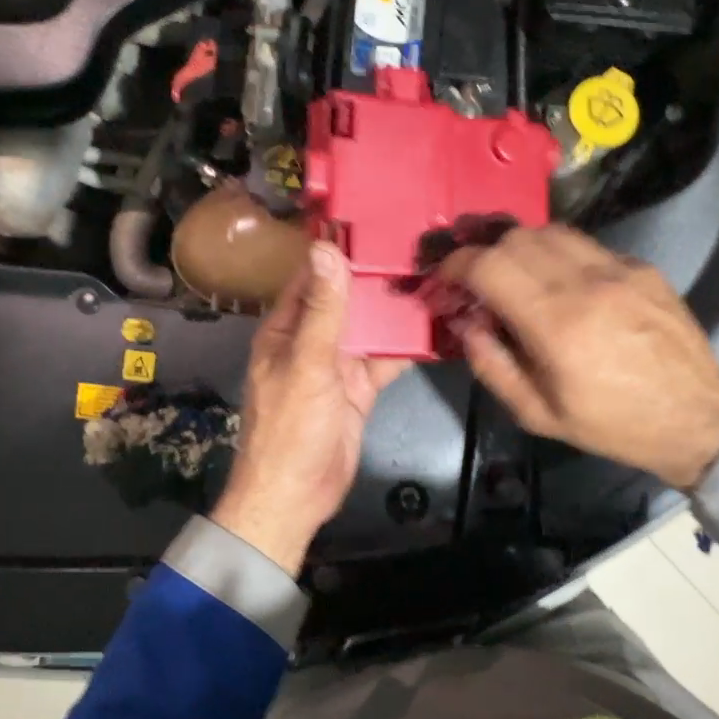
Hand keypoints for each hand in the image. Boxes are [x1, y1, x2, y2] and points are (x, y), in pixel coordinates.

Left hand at [215, 243, 407, 575]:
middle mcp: (310, 341)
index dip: (337, 252)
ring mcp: (337, 367)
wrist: (295, 496)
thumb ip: (322, 310)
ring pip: (368, 329)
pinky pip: (384, 361)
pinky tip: (433, 328)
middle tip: (418, 246)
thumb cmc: (290, 428)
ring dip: (393, 311)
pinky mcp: (359, 391)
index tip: (372, 222)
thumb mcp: (308, 363)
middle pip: (345, 301)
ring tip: (433, 278)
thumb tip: (325, 249)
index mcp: (285, 329)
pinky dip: (405, 348)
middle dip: (375, 279)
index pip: (311, 278)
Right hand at [438, 225, 718, 489]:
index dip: (455, 264)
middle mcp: (586, 283)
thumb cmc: (612, 425)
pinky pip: (586, 245)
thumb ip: (492, 364)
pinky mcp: (642, 268)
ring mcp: (618, 269)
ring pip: (551, 231)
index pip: (488, 265)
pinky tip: (563, 284)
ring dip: (521, 247)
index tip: (444, 277)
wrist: (695, 419)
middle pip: (516, 237)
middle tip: (477, 278)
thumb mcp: (537, 414)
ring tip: (516, 275)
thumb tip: (467, 323)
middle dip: (484, 252)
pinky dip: (560, 255)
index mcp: (555, 323)